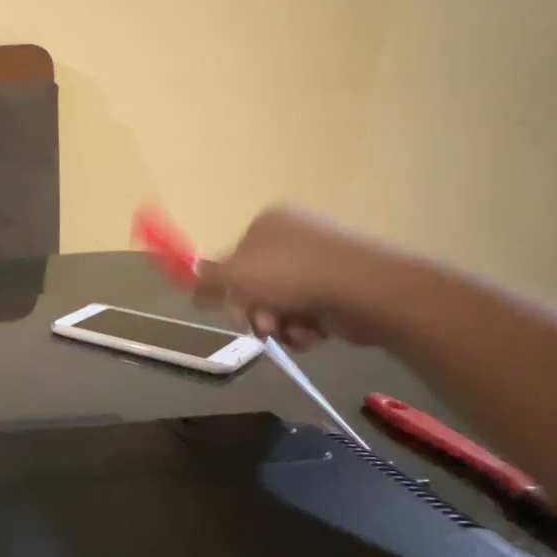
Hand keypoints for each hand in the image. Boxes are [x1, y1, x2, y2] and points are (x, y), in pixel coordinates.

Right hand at [197, 204, 416, 349]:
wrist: (364, 290)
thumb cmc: (291, 275)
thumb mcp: (232, 275)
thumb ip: (205, 279)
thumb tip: (192, 286)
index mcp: (268, 224)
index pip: (232, 258)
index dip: (228, 288)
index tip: (230, 307)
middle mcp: (294, 237)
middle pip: (255, 285)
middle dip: (255, 311)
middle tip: (263, 323)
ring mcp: (320, 262)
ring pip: (280, 305)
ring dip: (279, 325)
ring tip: (292, 330)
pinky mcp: (341, 288)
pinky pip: (307, 314)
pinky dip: (304, 329)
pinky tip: (312, 333)